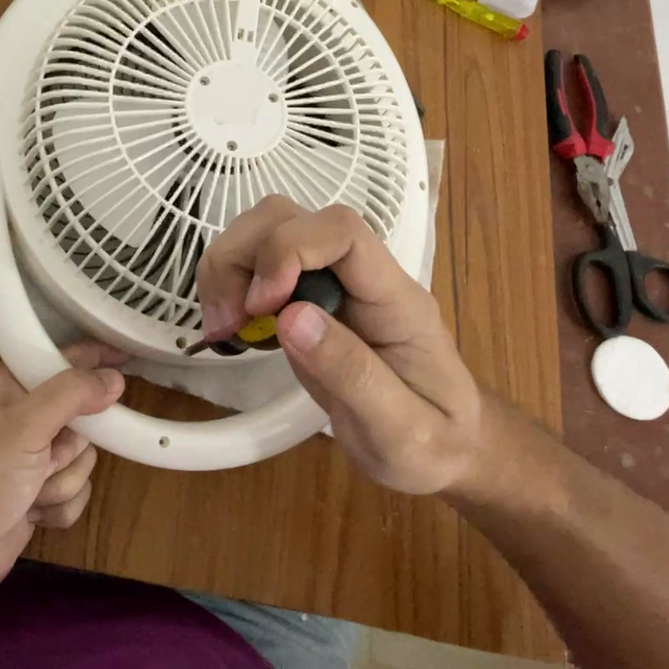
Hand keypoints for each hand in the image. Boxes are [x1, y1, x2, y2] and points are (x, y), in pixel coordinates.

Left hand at [0, 343, 127, 598]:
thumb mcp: (24, 427)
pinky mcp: (38, 492)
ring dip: (62, 480)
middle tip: (46, 457)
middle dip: (70, 446)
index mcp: (9, 384)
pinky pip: (77, 489)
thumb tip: (115, 378)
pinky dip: (59, 505)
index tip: (129, 359)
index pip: (63, 359)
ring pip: (84, 457)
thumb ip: (72, 394)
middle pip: (83, 416)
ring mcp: (31, 456)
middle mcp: (22, 414)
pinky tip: (32, 514)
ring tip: (30, 492)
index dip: (96, 359)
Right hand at [196, 196, 483, 495]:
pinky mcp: (304, 296)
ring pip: (265, 230)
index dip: (290, 249)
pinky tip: (230, 327)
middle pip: (290, 218)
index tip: (261, 305)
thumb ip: (352, 374)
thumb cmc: (432, 444)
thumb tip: (291, 317)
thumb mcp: (402, 431)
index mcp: (396, 299)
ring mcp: (331, 281)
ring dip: (228, 267)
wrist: (445, 449)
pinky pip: (257, 262)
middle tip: (227, 320)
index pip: (343, 232)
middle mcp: (360, 276)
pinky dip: (229, 284)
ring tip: (223, 326)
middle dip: (243, 257)